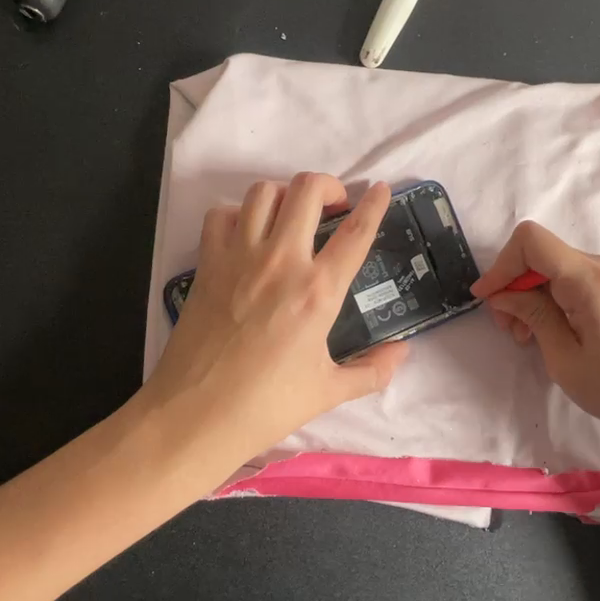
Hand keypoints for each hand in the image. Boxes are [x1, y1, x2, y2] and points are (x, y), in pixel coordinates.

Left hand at [142, 174, 408, 459]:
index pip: (356, 233)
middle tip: (336, 204)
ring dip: (285, 194)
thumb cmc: (267, 406)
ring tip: (293, 214)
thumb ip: (373, 370)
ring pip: (264, 192)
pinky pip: (222, 215)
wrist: (197, 414)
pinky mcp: (207, 264)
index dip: (374, 204)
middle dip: (329, 185)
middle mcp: (281, 262)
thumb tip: (403, 353)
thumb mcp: (330, 391)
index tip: (381, 189)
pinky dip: (238, 213)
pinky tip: (248, 233)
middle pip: (308, 190)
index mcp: (318, 292)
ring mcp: (239, 258)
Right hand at [471, 221, 599, 449]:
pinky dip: (549, 299)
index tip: (485, 298)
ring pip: (553, 269)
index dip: (501, 265)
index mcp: (590, 279)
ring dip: (529, 296)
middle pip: (541, 254)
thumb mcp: (563, 356)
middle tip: (506, 327)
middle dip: (513, 285)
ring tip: (524, 337)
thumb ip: (532, 315)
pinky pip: (571, 281)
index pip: (532, 242)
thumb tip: (502, 294)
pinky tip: (545, 332)